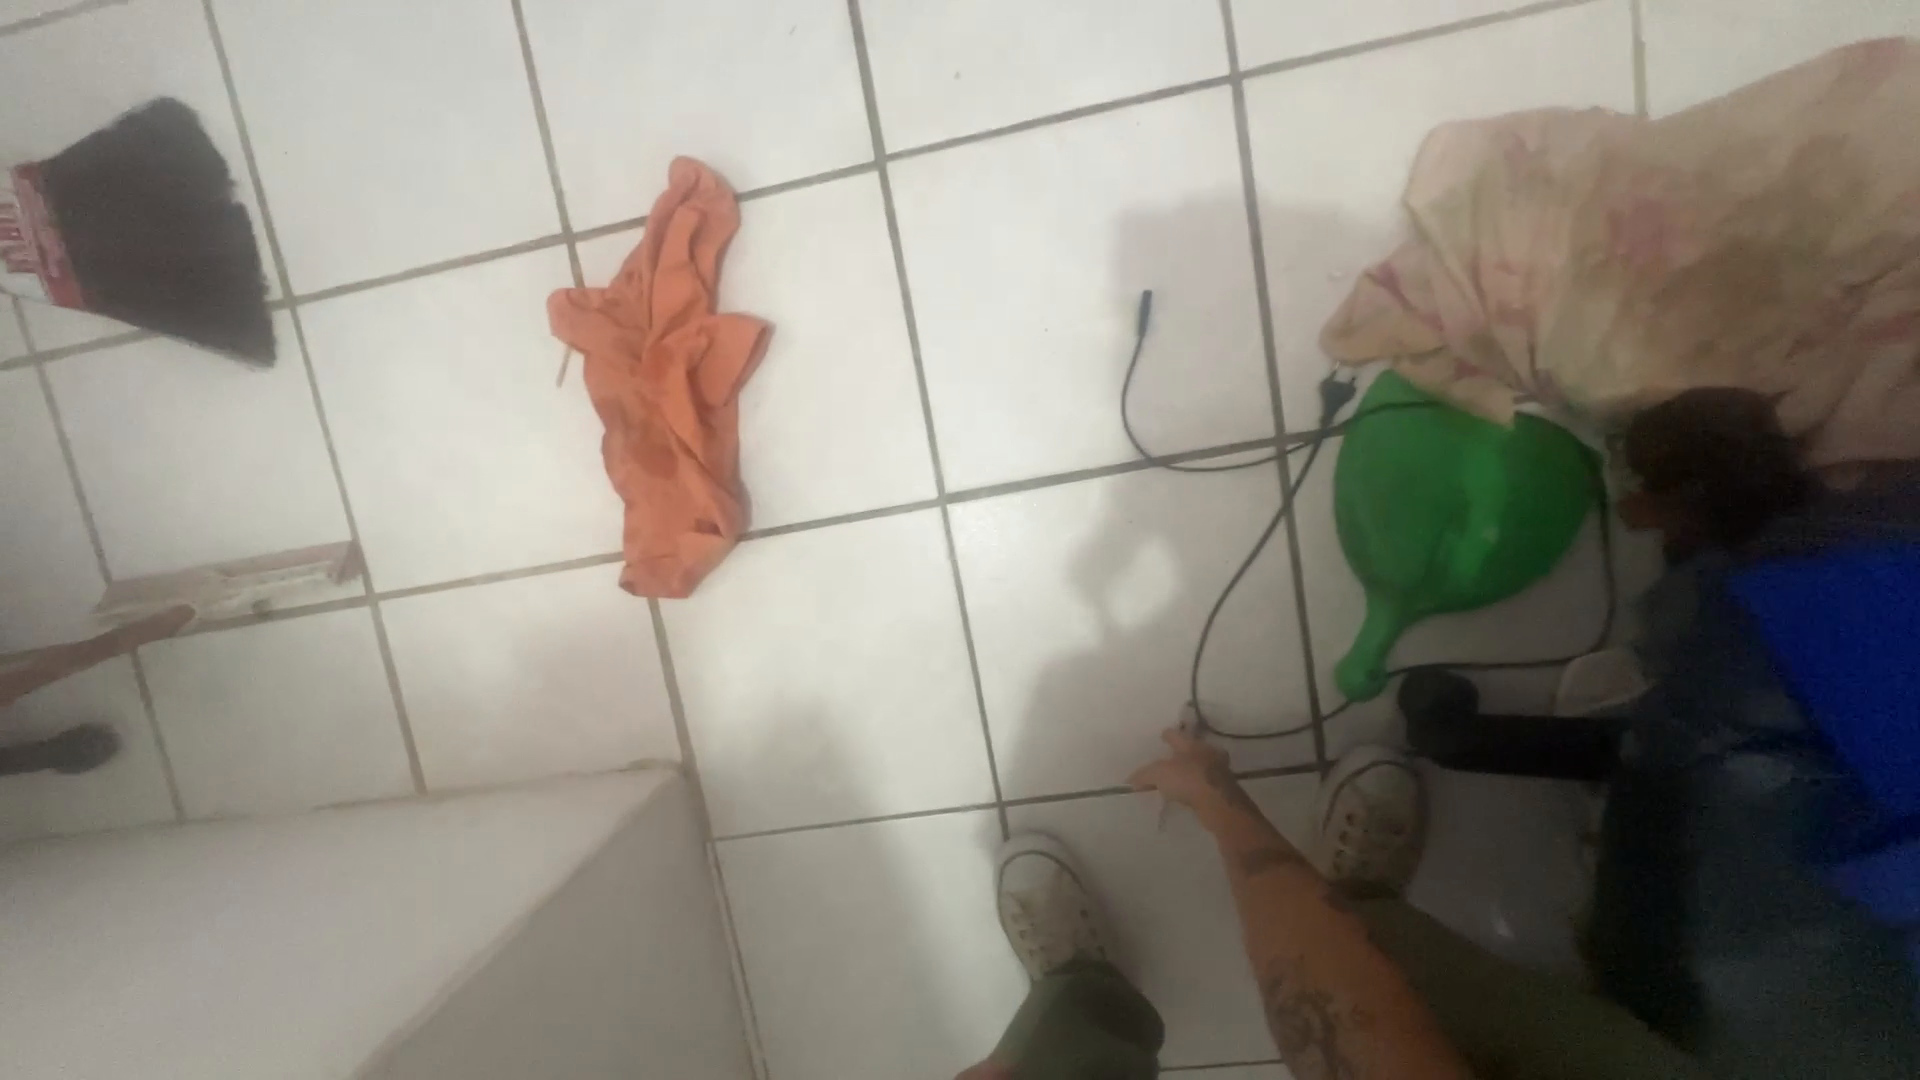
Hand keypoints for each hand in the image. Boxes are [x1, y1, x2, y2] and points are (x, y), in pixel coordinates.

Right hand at [1129, 716, 1258, 829]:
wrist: (1219, 804)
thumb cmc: (1187, 780)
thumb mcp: (1158, 775)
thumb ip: (1144, 775)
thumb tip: (1130, 780)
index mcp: (1190, 744)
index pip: (1176, 735)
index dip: (1167, 735)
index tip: (1162, 735)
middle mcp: (1207, 753)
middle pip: (1194, 748)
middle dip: (1186, 751)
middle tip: (1175, 756)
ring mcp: (1219, 770)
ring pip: (1203, 765)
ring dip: (1194, 769)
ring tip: (1182, 777)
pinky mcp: (1225, 788)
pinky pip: (1208, 783)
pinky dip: (1200, 786)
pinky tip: (1192, 794)